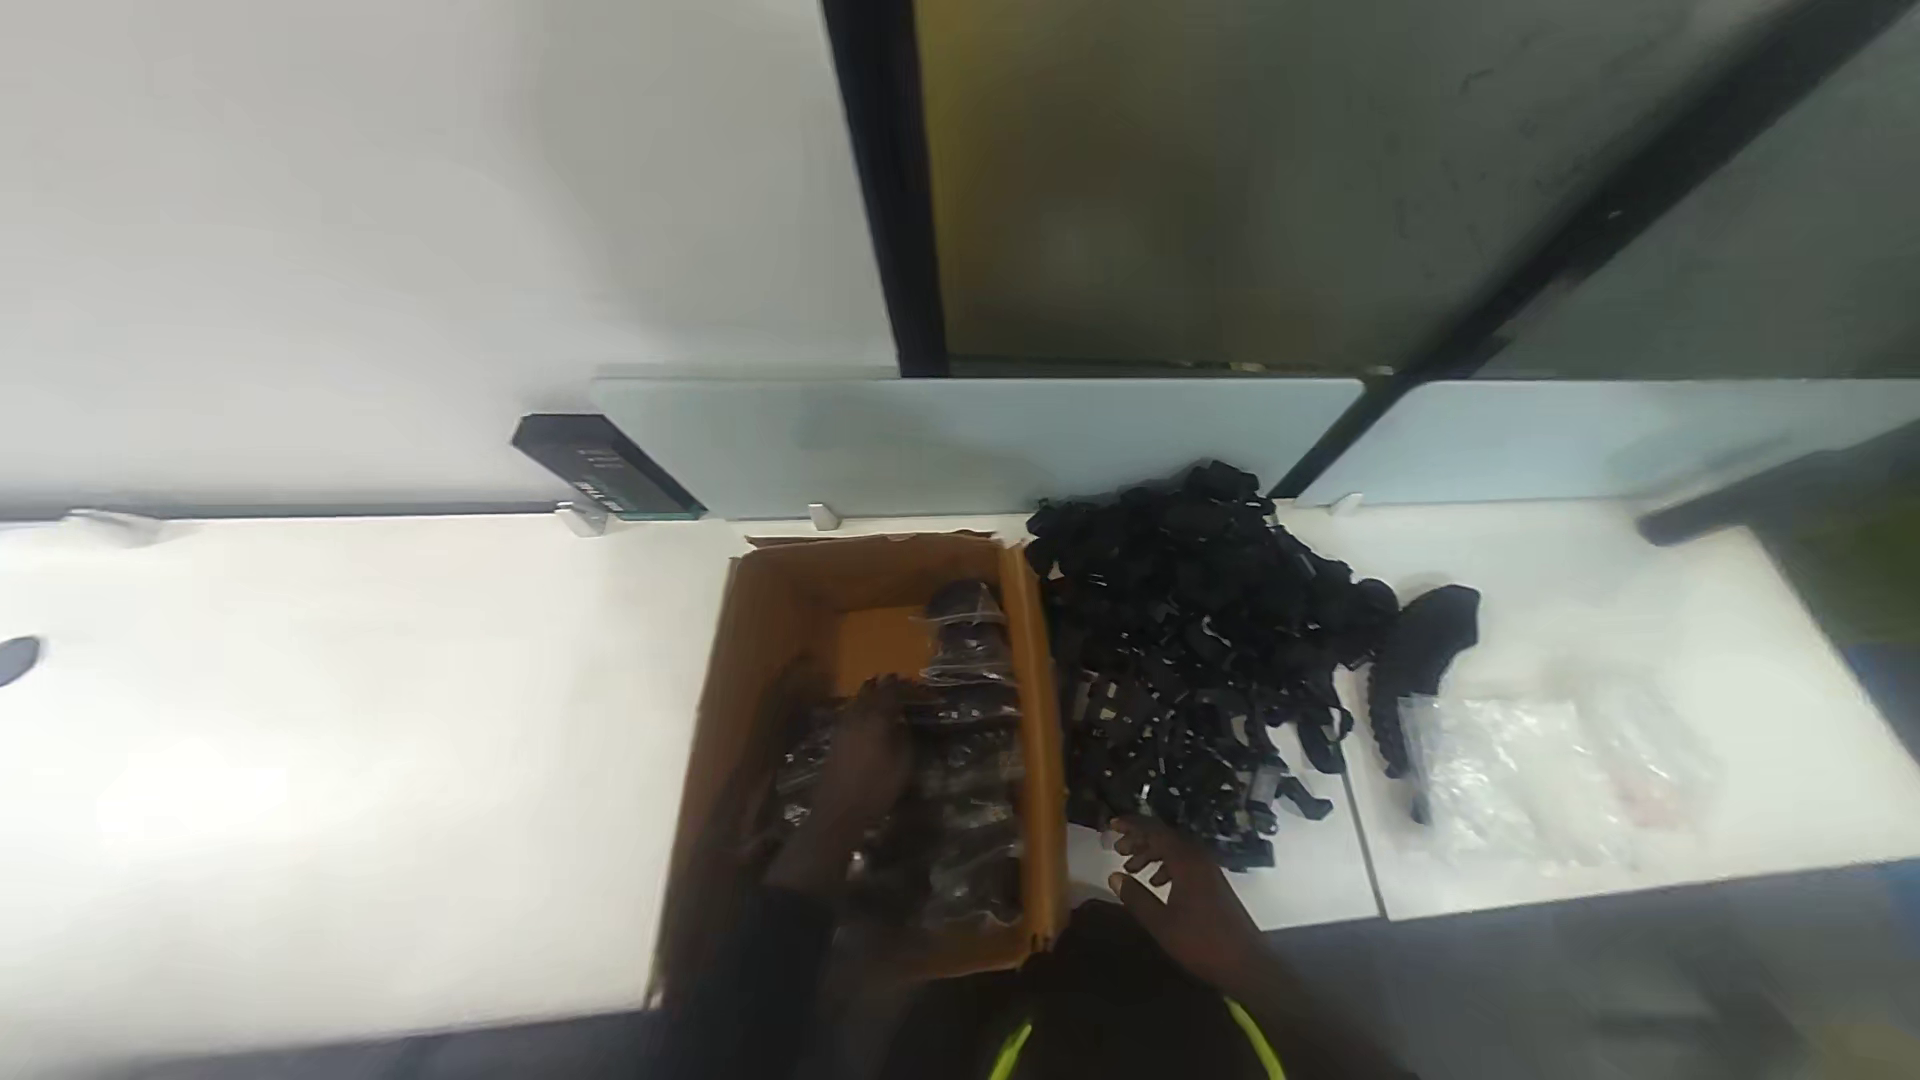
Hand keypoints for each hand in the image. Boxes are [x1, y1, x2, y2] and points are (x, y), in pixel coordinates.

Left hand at [767, 677, 914, 898]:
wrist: (838, 812)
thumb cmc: (875, 788)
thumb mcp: (902, 765)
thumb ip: (905, 739)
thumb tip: (904, 723)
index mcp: (876, 720)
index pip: (889, 694)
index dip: (899, 686)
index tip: (908, 681)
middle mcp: (857, 718)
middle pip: (869, 694)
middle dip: (881, 686)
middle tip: (892, 680)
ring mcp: (842, 728)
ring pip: (856, 703)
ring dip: (867, 694)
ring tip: (877, 690)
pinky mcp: (834, 740)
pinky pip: (849, 714)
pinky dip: (858, 707)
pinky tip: (862, 713)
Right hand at [1108, 816, 1265, 992]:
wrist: (1249, 966)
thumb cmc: (1202, 943)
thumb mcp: (1161, 923)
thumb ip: (1136, 897)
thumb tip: (1113, 876)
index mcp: (1185, 860)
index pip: (1154, 830)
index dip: (1131, 825)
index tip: (1112, 825)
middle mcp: (1198, 857)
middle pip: (1164, 836)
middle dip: (1139, 840)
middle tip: (1118, 849)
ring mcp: (1208, 869)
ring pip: (1174, 849)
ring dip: (1151, 853)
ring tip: (1132, 867)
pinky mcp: (1213, 883)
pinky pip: (1184, 862)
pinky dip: (1166, 865)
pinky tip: (1156, 883)